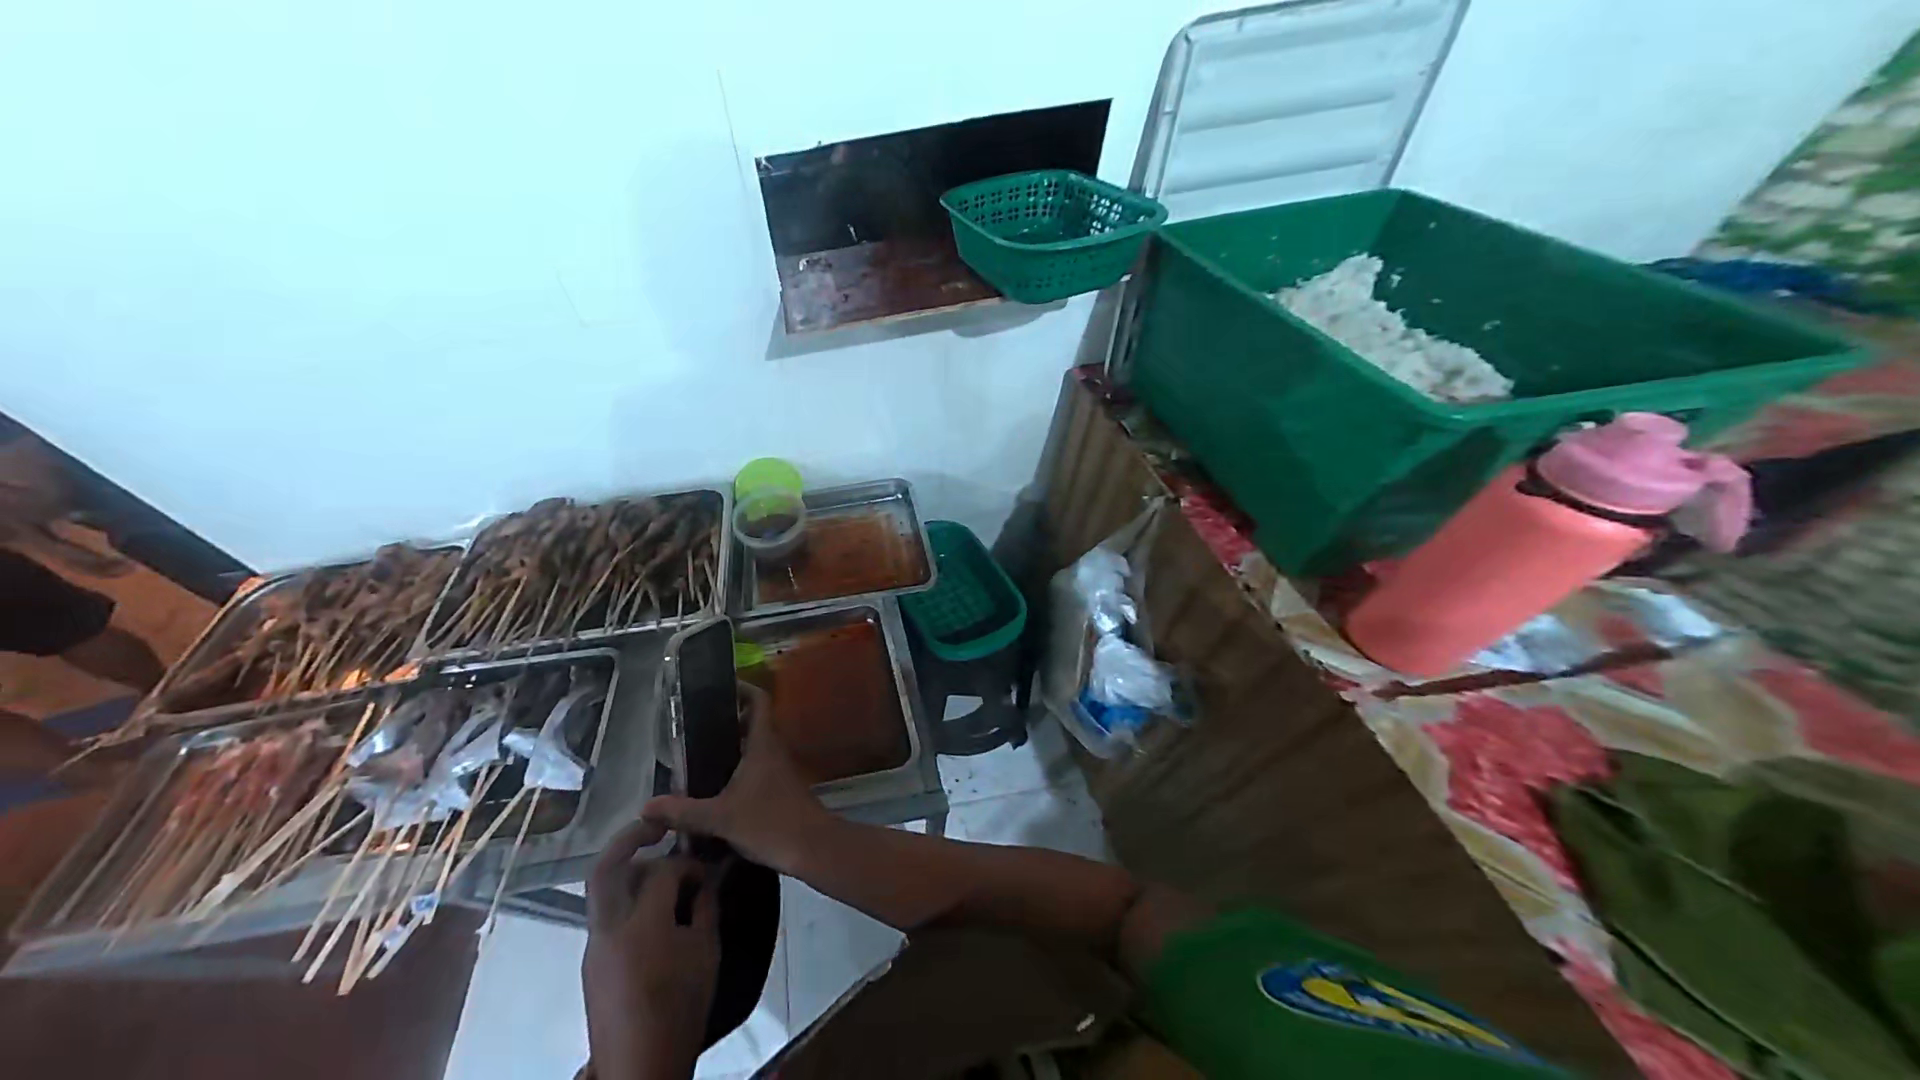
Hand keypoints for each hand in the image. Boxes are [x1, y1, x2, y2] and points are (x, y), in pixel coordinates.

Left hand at [583, 819, 720, 1079]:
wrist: (640, 1066)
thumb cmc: (682, 1007)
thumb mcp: (706, 952)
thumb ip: (705, 906)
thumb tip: (706, 878)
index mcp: (641, 926)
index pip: (663, 872)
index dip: (688, 863)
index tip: (706, 871)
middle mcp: (608, 929)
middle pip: (604, 868)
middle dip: (629, 838)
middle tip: (656, 827)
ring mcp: (593, 945)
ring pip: (603, 890)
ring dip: (630, 871)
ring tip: (662, 874)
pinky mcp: (591, 961)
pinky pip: (606, 914)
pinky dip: (628, 898)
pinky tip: (654, 910)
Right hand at [643, 682, 829, 873]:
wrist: (813, 848)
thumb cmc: (771, 823)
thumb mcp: (721, 818)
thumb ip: (683, 811)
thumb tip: (646, 806)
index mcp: (763, 744)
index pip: (759, 701)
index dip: (742, 688)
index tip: (718, 687)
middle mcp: (774, 750)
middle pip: (754, 722)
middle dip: (728, 719)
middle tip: (695, 725)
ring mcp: (780, 769)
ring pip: (756, 746)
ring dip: (733, 745)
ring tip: (698, 753)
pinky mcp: (781, 788)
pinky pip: (758, 767)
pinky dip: (739, 767)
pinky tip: (716, 786)